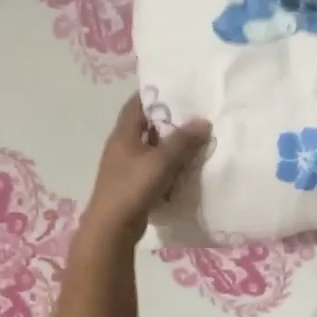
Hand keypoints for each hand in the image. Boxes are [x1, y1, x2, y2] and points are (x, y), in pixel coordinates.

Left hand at [84, 94, 212, 241]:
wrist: (112, 227)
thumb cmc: (133, 187)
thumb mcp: (162, 161)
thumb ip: (183, 140)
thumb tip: (204, 121)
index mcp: (123, 134)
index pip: (136, 104)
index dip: (154, 94)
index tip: (177, 88)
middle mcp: (121, 146)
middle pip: (145, 126)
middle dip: (168, 120)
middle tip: (194, 114)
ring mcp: (125, 166)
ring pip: (151, 148)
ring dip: (170, 144)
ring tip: (196, 139)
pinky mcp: (132, 184)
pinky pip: (153, 167)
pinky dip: (168, 164)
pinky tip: (185, 168)